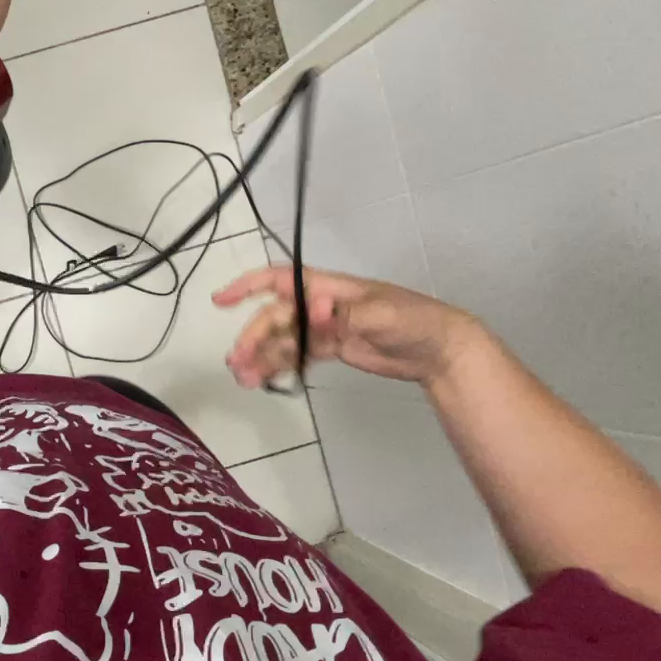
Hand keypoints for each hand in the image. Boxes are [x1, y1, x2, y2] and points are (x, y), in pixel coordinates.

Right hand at [213, 266, 485, 386]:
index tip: (220, 301)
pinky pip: (295, 356)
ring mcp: (323, 329)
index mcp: (327, 288)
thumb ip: (342, 314)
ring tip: (245, 380)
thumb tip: (312, 309)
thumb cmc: (413, 320)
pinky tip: (264, 380)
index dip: (247, 286)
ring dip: (260, 357)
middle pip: (274, 318)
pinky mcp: (330, 349)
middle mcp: (318, 306)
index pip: (279, 280)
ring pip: (281, 341)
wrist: (439, 349)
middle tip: (237, 363)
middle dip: (252, 338)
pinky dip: (278, 366)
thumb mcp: (381, 314)